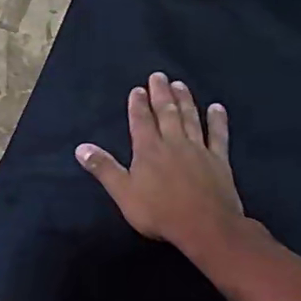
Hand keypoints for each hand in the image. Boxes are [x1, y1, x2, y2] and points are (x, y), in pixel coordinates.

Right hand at [77, 72, 244, 255]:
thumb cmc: (159, 212)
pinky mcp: (219, 160)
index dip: (138, 104)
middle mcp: (173, 142)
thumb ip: (104, 169)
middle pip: (166, 113)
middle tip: (159, 76)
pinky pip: (218, 135)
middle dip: (161, 93)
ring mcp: (198, 149)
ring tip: (180, 84)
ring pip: (190, 118)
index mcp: (148, 150)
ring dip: (185, 100)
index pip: (141, 121)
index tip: (137, 89)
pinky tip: (217, 108)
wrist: (204, 225)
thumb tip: (81, 147)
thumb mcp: (124, 193)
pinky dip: (217, 120)